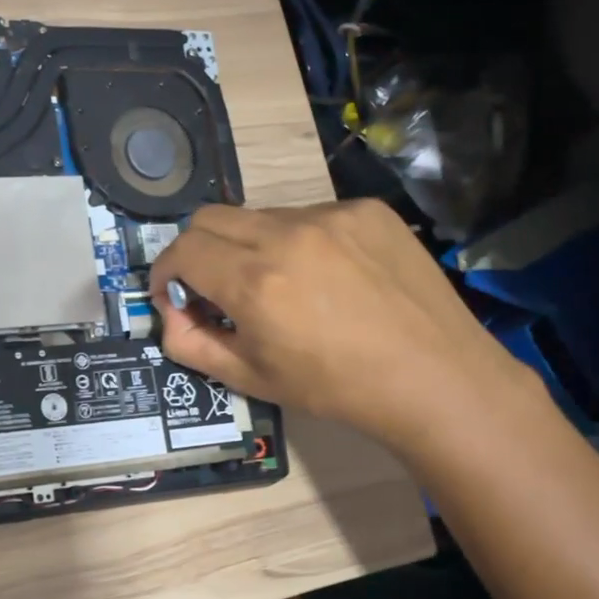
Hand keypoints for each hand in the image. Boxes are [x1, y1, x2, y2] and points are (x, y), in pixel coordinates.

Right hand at [148, 198, 537, 452]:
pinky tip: (324, 275)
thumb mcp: (246, 377)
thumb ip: (189, 342)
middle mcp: (287, 235)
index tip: (174, 295)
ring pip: (258, 216)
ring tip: (278, 285)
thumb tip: (171, 312)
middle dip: (197, 251)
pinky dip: (296, 241)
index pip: (182, 249)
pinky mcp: (366, 211)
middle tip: (214, 287)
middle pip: (209, 218)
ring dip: (247, 245)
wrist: (434, 377)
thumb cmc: (333, 386)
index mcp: (254, 281)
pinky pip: (306, 215)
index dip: (165, 272)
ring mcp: (331, 217)